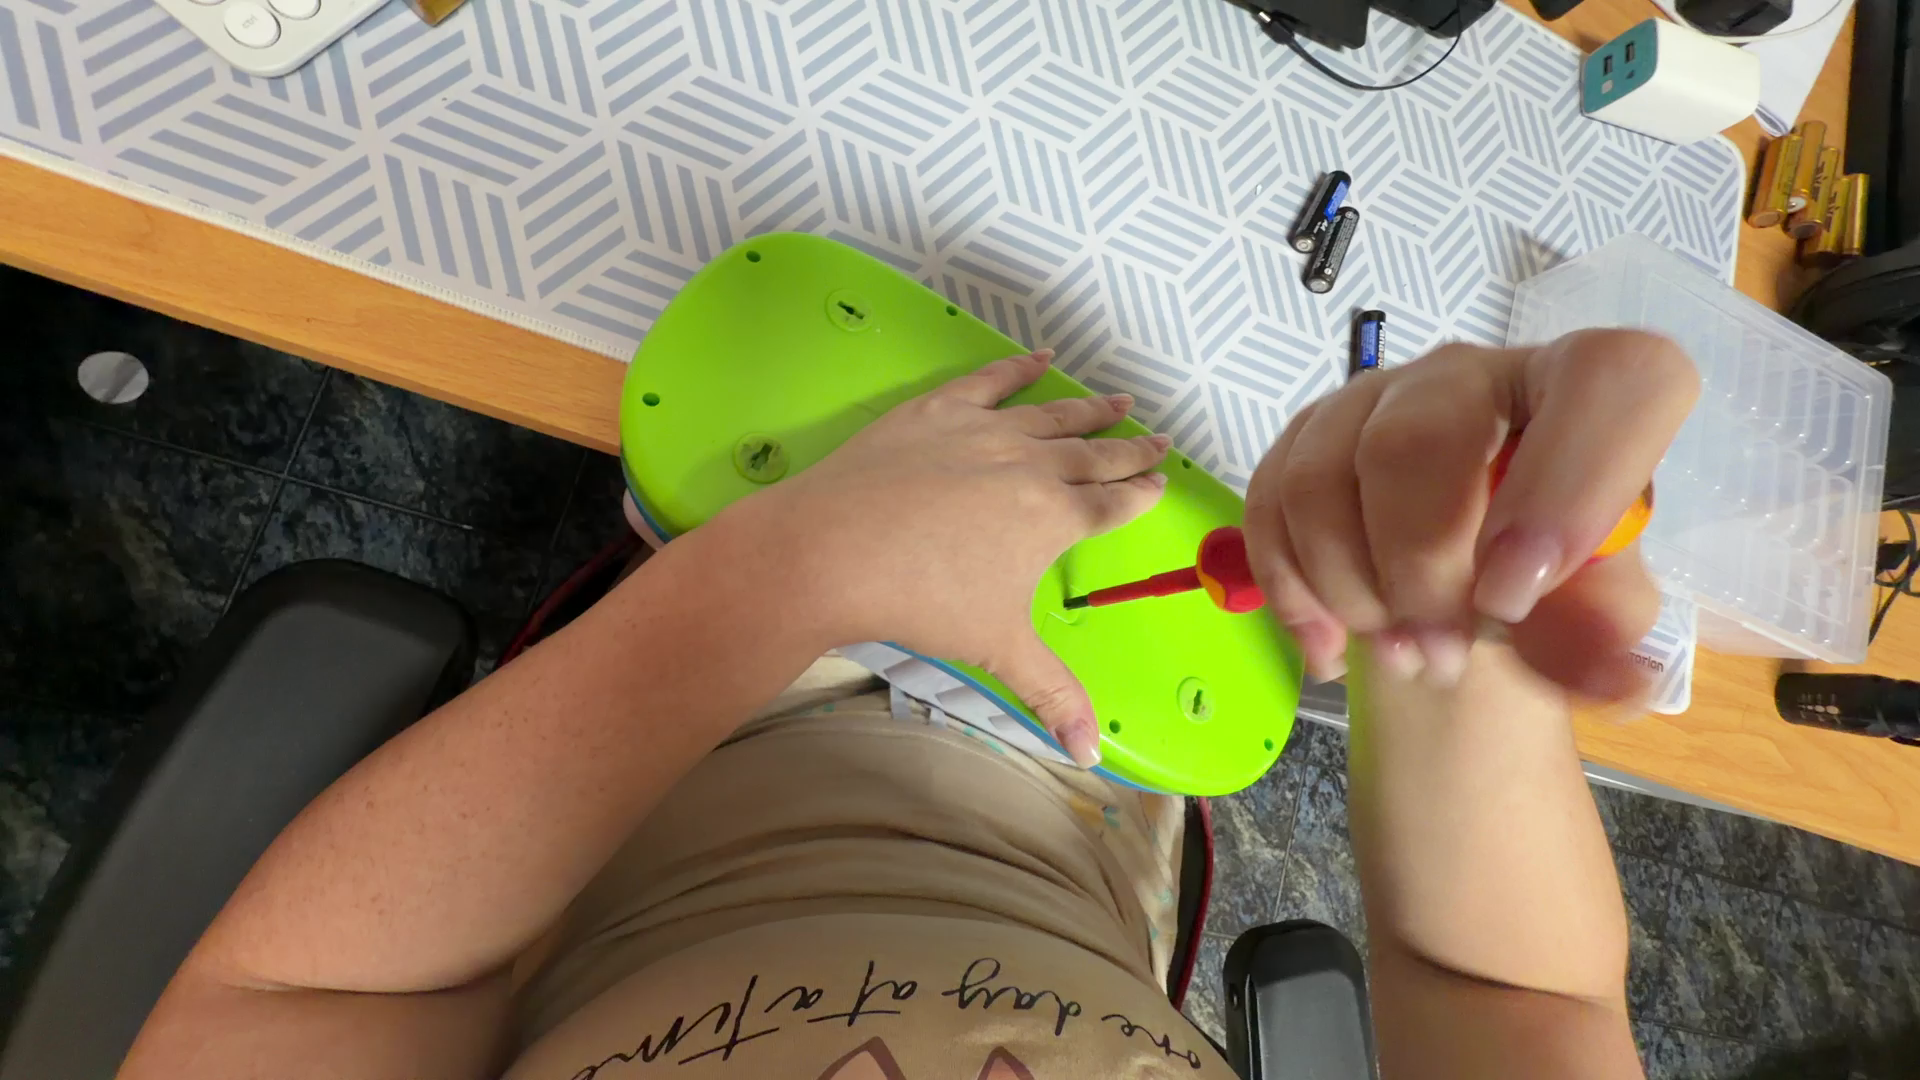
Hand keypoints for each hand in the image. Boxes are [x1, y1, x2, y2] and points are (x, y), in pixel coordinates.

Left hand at [732, 349, 1169, 764]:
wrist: (834, 551)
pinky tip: (1038, 357)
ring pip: (1053, 414)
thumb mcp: (997, 649)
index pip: (1111, 503)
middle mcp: (1031, 465)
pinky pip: (991, 382)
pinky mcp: (939, 411)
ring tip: (1118, 400)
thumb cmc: (922, 602)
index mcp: (1052, 517)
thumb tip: (1089, 756)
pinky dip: (1018, 368)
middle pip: (1094, 454)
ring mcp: (985, 432)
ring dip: (1090, 409)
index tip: (1160, 480)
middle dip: (1129, 450)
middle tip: (1156, 440)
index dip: (1139, 493)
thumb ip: (1052, 695)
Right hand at [1243, 329, 1698, 698]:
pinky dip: (1290, 592)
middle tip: (1436, 656)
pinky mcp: (1294, 440)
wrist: (1446, 571)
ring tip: (1391, 656)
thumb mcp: (1586, 608)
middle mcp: (1458, 376)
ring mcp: (1360, 401)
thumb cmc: (1531, 572)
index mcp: (1576, 385)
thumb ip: (1598, 635)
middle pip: (1409, 445)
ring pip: (1315, 481)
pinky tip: (1326, 643)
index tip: (1510, 598)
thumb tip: (1614, 680)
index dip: (1560, 491)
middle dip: (1412, 571)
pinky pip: (1265, 508)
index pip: (1604, 382)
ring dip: (1345, 590)